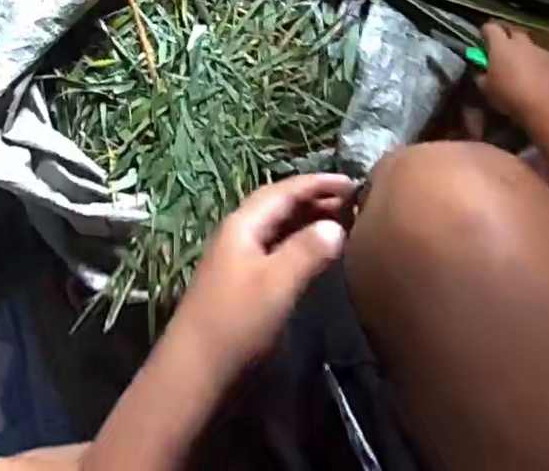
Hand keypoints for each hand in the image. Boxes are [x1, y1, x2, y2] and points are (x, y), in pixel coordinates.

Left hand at [165, 174, 352, 382]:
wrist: (195, 366)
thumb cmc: (236, 321)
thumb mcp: (276, 284)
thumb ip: (306, 251)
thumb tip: (336, 225)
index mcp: (243, 223)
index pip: (283, 191)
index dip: (317, 184)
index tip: (351, 182)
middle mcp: (239, 231)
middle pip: (279, 204)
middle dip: (314, 198)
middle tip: (352, 200)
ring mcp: (238, 254)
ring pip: (277, 225)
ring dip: (307, 218)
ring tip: (341, 220)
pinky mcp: (242, 277)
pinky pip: (276, 244)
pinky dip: (299, 240)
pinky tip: (315, 250)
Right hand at [478, 21, 548, 123]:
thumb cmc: (512, 98)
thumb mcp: (488, 91)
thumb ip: (483, 78)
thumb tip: (484, 75)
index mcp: (502, 47)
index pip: (491, 28)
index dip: (487, 32)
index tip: (484, 41)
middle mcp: (526, 45)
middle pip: (516, 33)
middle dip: (510, 39)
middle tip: (506, 54)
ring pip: (536, 51)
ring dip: (531, 58)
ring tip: (530, 77)